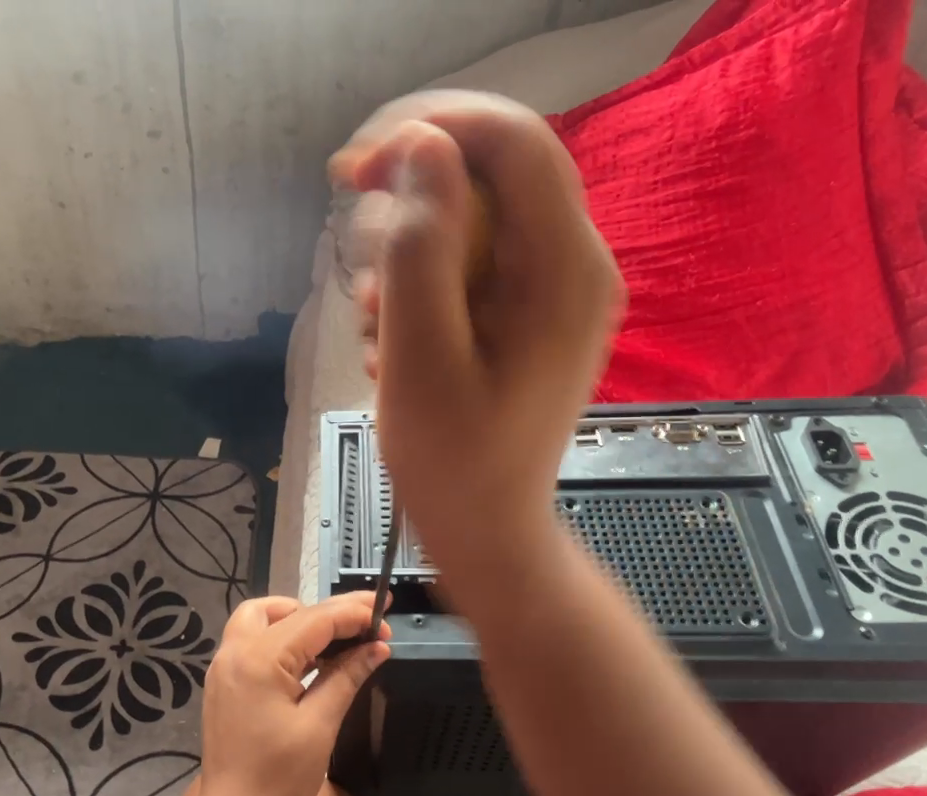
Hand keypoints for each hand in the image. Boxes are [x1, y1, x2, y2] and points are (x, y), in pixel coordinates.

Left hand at [195, 593, 388, 795]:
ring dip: (300, 623)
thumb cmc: (279, 779)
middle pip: (281, 610)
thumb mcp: (320, 724)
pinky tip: (314, 662)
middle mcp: (233, 653)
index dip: (353, 614)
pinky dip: (283, 643)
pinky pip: (253, 646)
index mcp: (257, 658)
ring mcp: (224, 670)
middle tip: (367, 621)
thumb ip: (346, 677)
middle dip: (325, 611)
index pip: (313, 619)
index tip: (386, 614)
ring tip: (342, 640)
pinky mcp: (224, 687)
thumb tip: (377, 647)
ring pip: (261, 622)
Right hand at [330, 91, 623, 592]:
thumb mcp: (421, 359)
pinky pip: (471, 265)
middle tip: (356, 257)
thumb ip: (419, 249)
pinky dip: (422, 291)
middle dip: (408, 201)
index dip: (429, 131)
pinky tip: (393, 347)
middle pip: (491, 173)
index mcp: (562, 270)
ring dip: (406, 257)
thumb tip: (417, 149)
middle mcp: (572, 264)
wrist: (486, 533)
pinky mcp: (527, 314)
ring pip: (473, 219)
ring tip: (374, 327)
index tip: (353, 171)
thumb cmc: (452, 465)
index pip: (512, 141)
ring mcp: (551, 290)